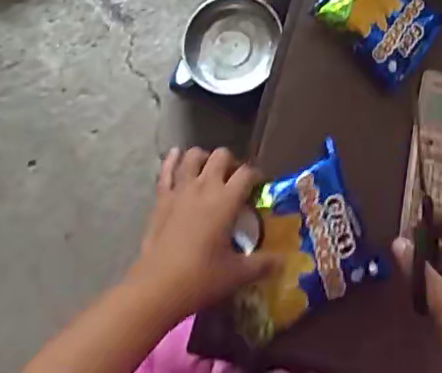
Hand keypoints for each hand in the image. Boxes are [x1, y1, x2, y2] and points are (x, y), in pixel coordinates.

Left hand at [123, 147, 275, 323]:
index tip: (260, 184)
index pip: (247, 173)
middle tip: (234, 180)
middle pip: (221, 156)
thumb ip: (262, 265)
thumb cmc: (201, 278)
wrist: (158, 286)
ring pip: (194, 155)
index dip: (256, 175)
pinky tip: (177, 154)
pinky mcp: (162, 197)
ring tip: (209, 169)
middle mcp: (205, 186)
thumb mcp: (236, 274)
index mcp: (226, 199)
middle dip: (231, 163)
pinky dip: (173, 160)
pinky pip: (167, 170)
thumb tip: (284, 262)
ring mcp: (181, 189)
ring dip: (204, 157)